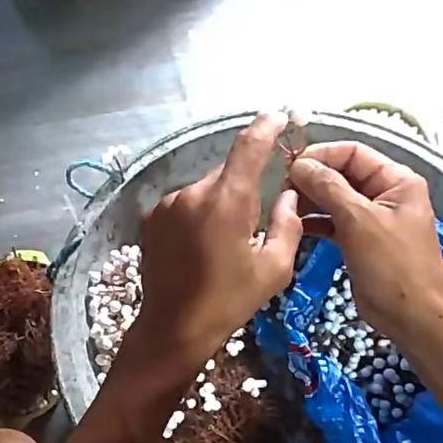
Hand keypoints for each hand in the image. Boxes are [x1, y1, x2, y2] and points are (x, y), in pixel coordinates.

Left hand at [135, 112, 303, 364]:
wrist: (174, 327)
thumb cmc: (229, 301)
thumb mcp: (274, 268)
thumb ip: (288, 223)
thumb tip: (289, 194)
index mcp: (226, 201)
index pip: (248, 146)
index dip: (266, 126)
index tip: (278, 116)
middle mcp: (192, 193)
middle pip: (227, 173)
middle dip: (244, 189)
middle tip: (251, 225)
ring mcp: (167, 204)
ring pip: (205, 190)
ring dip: (219, 205)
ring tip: (222, 244)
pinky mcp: (152, 218)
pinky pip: (185, 204)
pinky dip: (198, 215)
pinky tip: (200, 247)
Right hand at [287, 141, 442, 335]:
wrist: (412, 315)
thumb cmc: (392, 265)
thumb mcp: (359, 220)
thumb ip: (329, 188)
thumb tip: (300, 165)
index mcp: (396, 180)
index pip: (353, 153)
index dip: (321, 155)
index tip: (290, 166)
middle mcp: (385, 194)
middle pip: (342, 174)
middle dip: (312, 178)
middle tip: (282, 189)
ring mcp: (372, 218)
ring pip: (335, 198)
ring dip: (310, 200)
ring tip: (284, 207)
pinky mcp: (359, 240)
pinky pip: (333, 222)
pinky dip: (315, 221)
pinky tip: (295, 225)